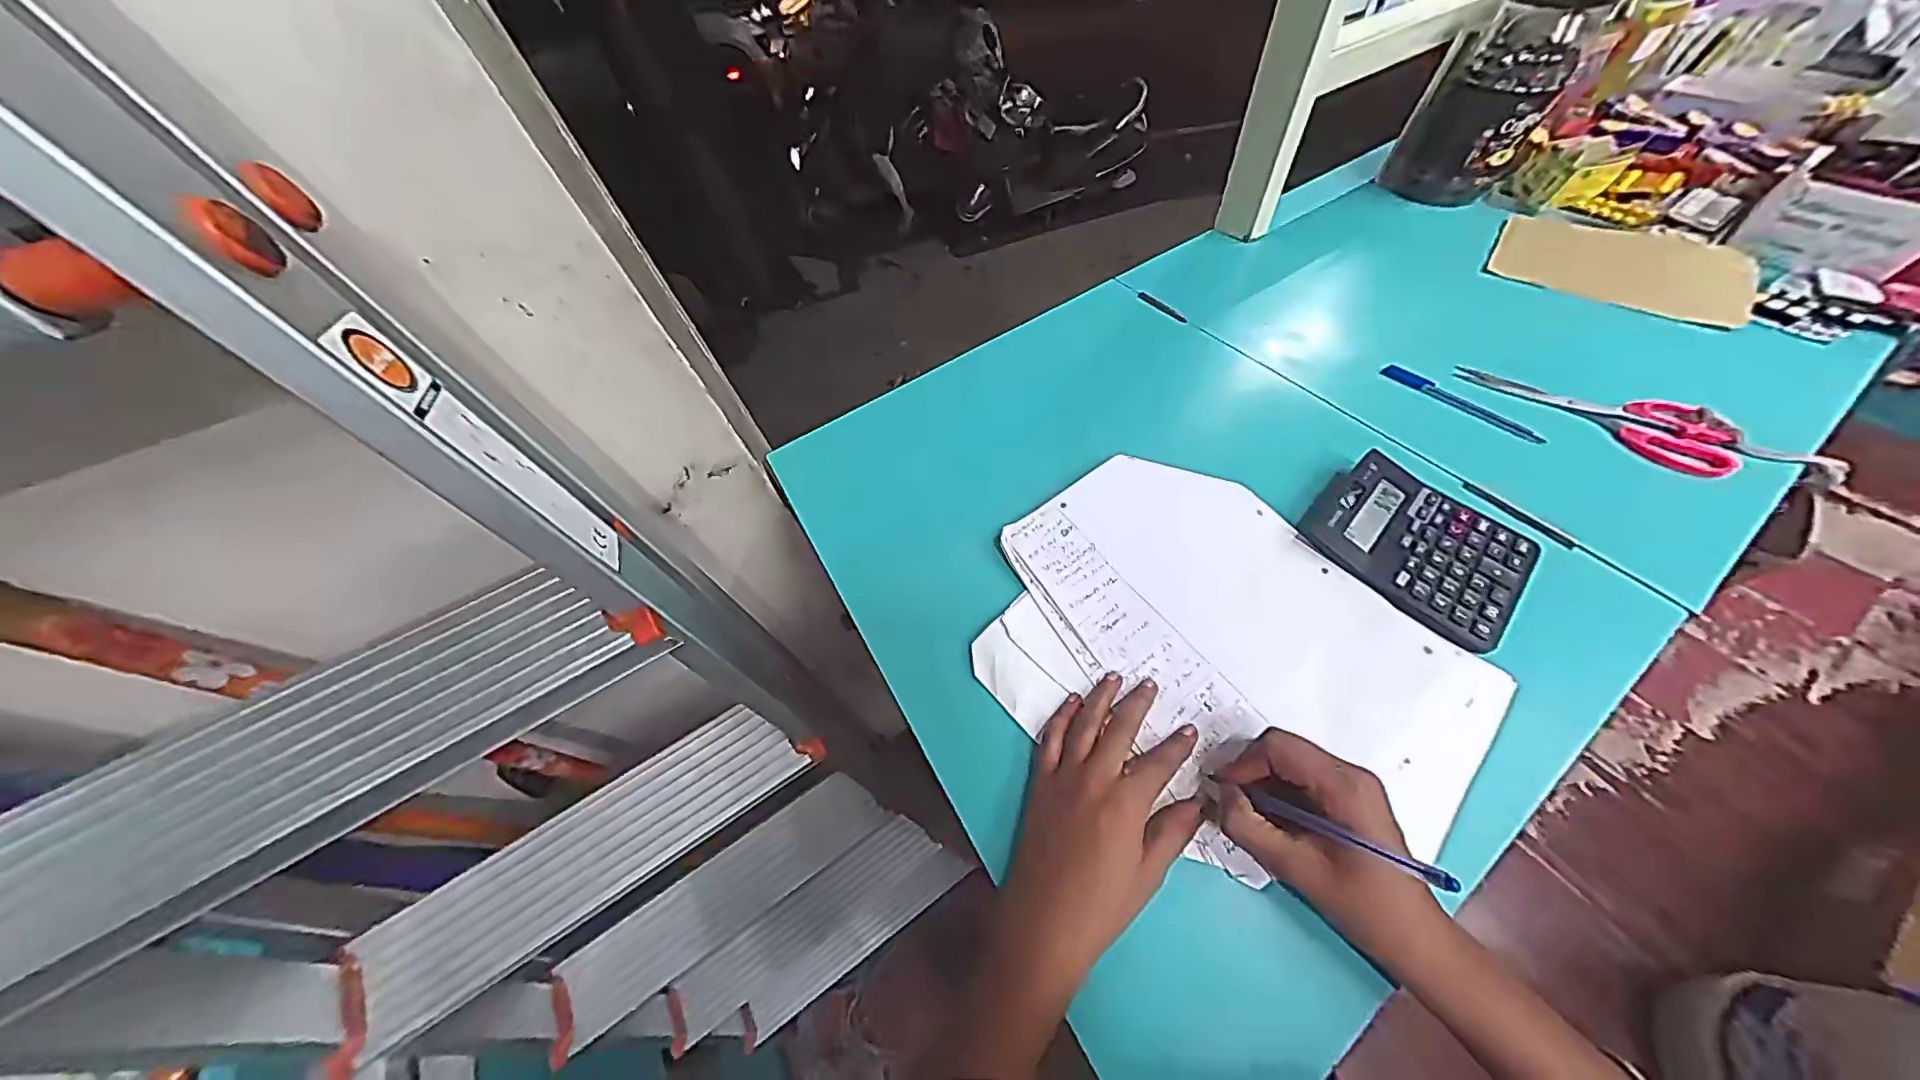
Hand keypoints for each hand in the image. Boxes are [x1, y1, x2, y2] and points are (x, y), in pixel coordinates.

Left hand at [1000, 674, 1203, 988]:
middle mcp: (1093, 780)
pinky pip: (1050, 739)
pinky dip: (1060, 717)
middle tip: (1149, 684)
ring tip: (1112, 678)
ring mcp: (1062, 778)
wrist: (1042, 921)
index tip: (1188, 729)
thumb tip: (1196, 803)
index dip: (1177, 745)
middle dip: (1138, 704)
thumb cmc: (1101, 905)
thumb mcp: (1147, 873)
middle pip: (1119, 730)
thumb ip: (1172, 832)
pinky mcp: (1040, 783)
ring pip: (1083, 725)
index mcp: (1125, 803)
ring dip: (1099, 699)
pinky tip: (1070, 703)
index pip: (1159, 762)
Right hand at [1214, 729, 1443, 958]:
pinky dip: (1278, 796)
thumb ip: (1248, 827)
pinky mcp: (1349, 800)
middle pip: (1282, 750)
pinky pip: (1301, 782)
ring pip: (1289, 765)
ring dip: (1262, 786)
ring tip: (1251, 820)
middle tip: (1231, 804)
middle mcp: (1351, 776)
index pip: (1277, 746)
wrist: (1416, 940)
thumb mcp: (1296, 868)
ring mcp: (1353, 786)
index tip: (1223, 791)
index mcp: (1344, 785)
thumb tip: (1221, 795)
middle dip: (1249, 774)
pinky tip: (1272, 826)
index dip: (1241, 764)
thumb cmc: (1367, 908)